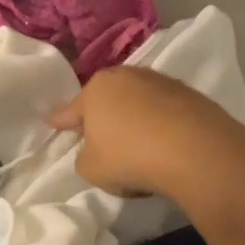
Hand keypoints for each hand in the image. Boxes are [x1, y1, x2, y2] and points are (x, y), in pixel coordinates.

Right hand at [49, 66, 244, 198]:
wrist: (194, 151)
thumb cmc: (128, 157)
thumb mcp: (89, 168)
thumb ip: (84, 155)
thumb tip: (97, 148)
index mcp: (96, 90)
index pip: (70, 110)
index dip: (60, 121)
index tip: (51, 121)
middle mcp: (127, 76)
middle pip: (105, 99)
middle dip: (100, 115)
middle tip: (97, 136)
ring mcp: (160, 81)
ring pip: (135, 102)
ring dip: (131, 118)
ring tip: (133, 143)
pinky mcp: (189, 94)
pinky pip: (161, 111)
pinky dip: (156, 124)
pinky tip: (159, 144)